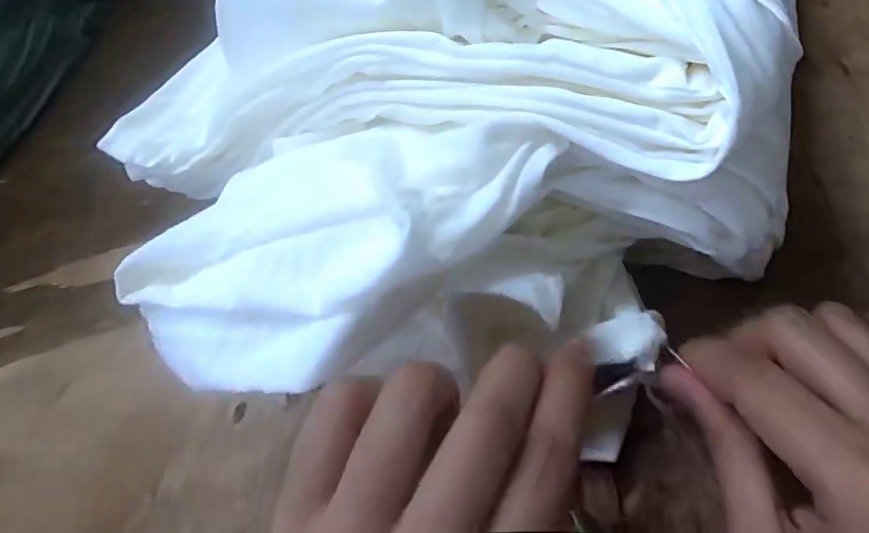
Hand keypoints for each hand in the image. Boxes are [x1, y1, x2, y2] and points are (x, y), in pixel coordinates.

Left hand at [272, 343, 593, 532]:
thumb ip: (531, 528)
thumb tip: (551, 434)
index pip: (542, 468)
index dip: (566, 398)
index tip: (576, 354)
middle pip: (487, 426)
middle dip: (516, 371)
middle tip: (523, 357)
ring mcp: (347, 528)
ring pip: (408, 396)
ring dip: (440, 383)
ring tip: (442, 410)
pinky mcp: (291, 514)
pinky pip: (336, 409)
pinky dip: (367, 392)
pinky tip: (379, 422)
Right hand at [661, 303, 868, 532]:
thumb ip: (729, 456)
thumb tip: (679, 376)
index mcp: (864, 484)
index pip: (756, 377)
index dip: (703, 360)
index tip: (677, 366)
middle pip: (795, 327)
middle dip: (743, 342)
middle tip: (724, 381)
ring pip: (840, 321)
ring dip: (793, 342)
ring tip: (777, 386)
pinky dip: (840, 354)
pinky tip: (826, 396)